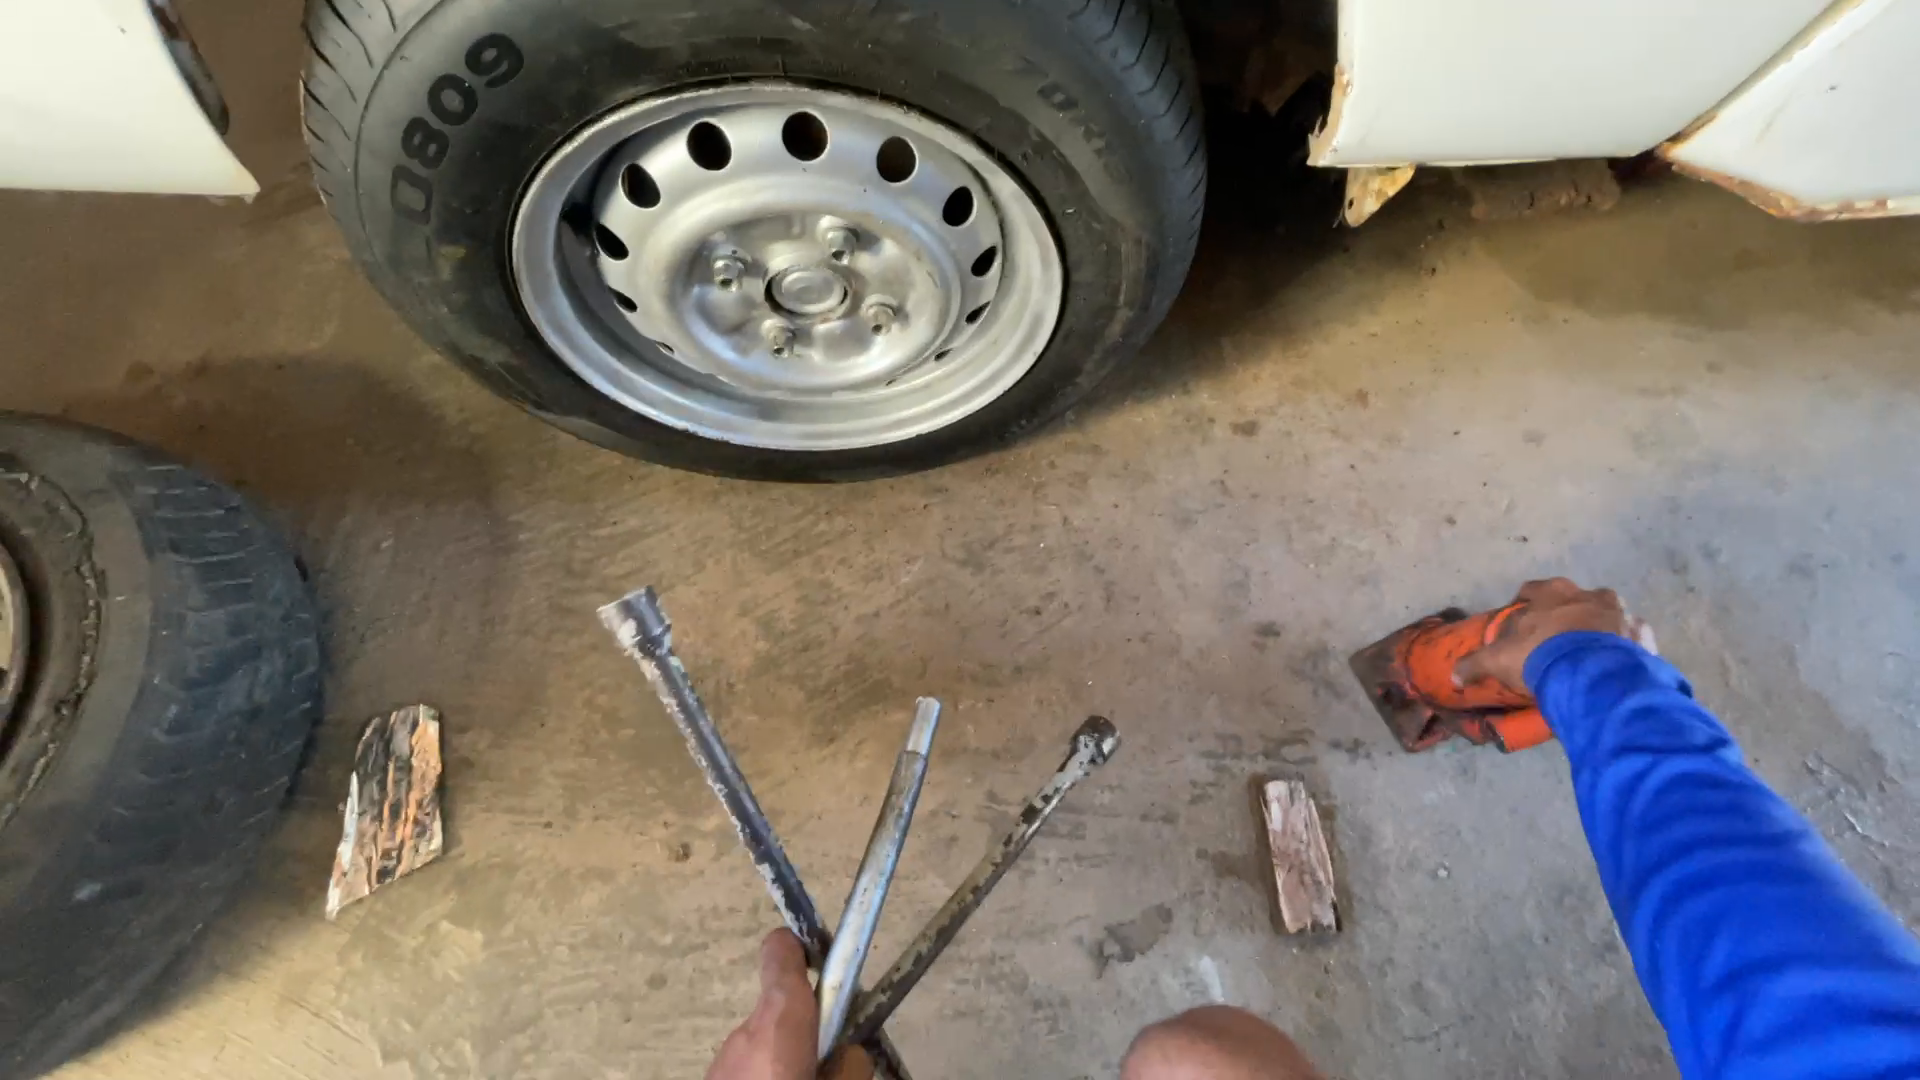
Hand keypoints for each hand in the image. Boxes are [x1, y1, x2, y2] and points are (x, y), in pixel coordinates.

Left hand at [704, 930, 873, 1079]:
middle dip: (810, 1037)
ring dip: (785, 1068)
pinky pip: (747, 1076)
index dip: (801, 951)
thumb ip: (848, 1066)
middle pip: (785, 1014)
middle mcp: (744, 1033)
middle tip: (830, 1074)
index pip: (781, 952)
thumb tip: (846, 1055)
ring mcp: (720, 1065)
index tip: (824, 966)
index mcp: (779, 1021)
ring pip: (765, 1051)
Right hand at [1455, 578, 1649, 691]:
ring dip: (1600, 627)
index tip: (1521, 623)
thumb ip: (1474, 664)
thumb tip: (1453, 678)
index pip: (1531, 590)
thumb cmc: (1540, 655)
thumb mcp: (1496, 660)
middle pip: (1575, 598)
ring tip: (1588, 652)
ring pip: (1608, 615)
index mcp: (1550, 593)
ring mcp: (1621, 614)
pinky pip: (1634, 638)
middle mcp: (1588, 595)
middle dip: (1567, 613)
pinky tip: (1615, 664)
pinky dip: (1626, 647)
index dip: (1525, 605)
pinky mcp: (1644, 637)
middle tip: (1556, 637)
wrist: (1595, 677)